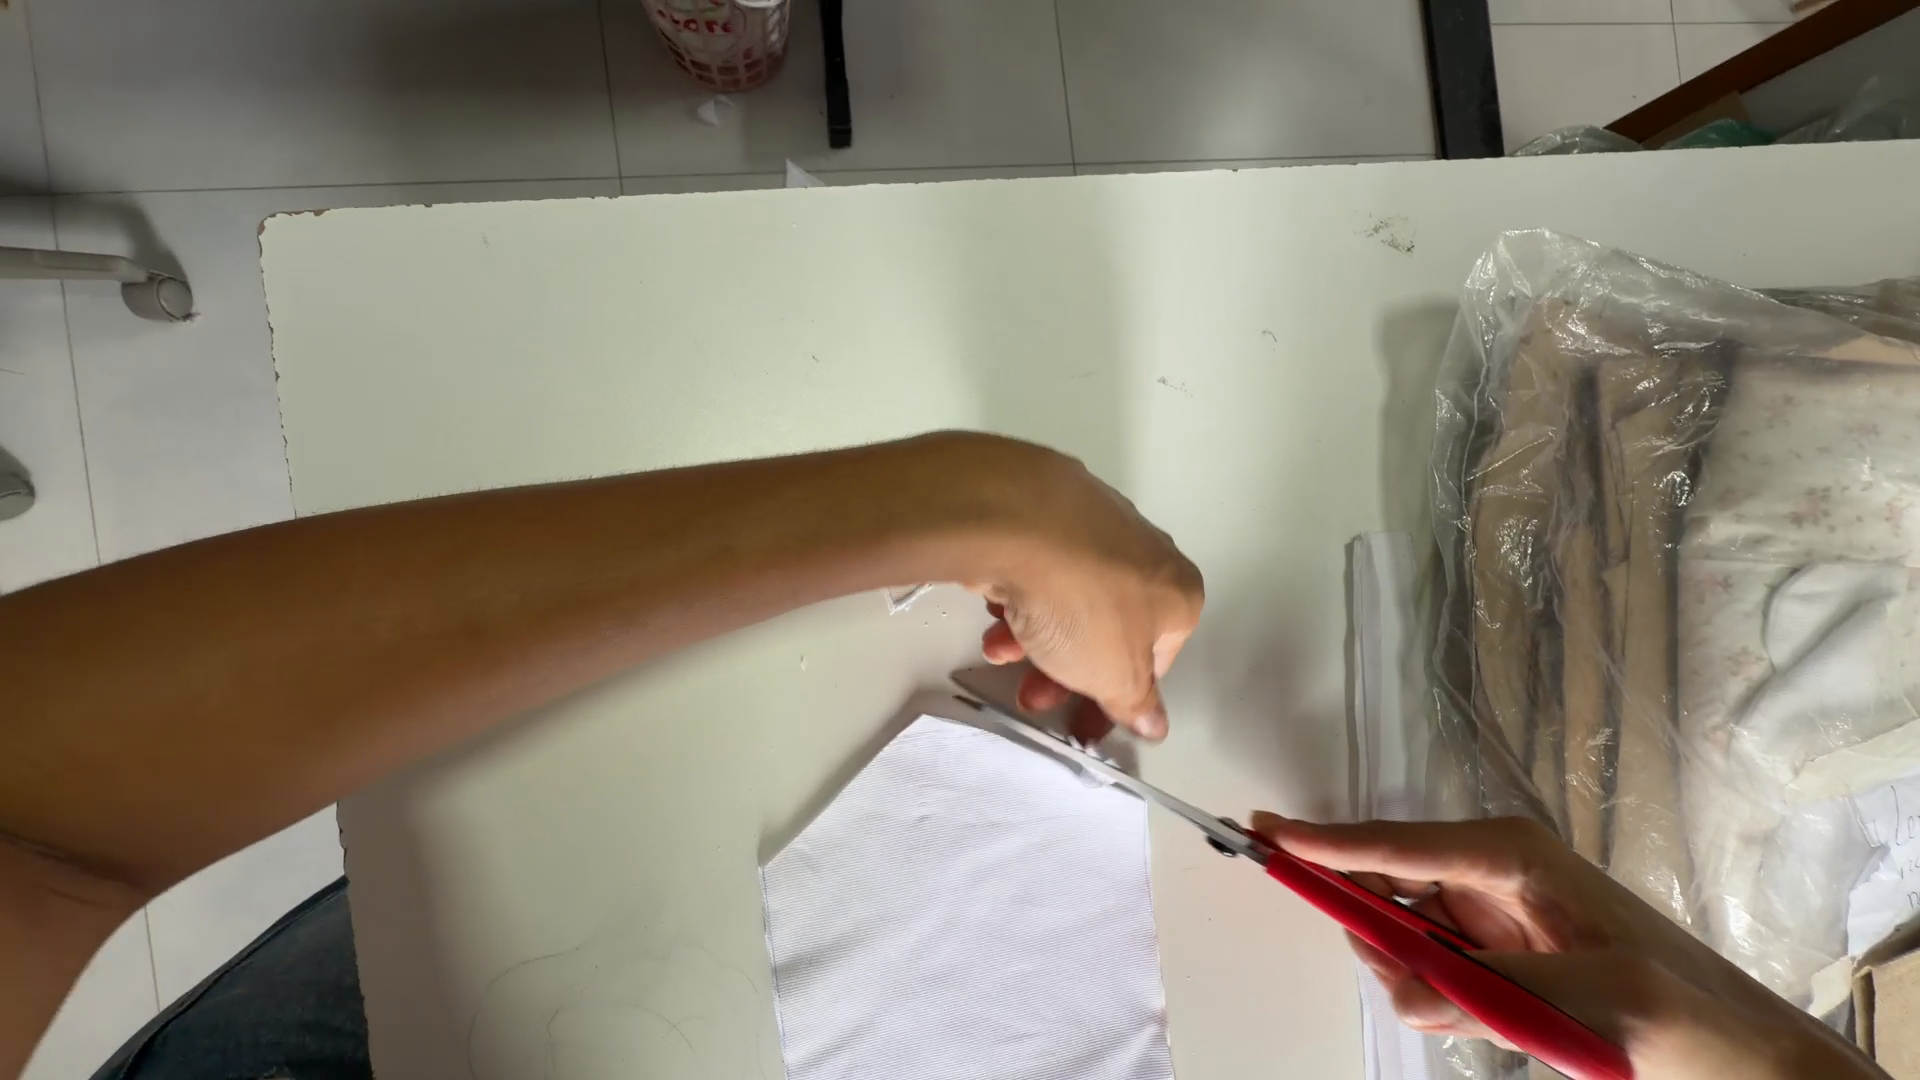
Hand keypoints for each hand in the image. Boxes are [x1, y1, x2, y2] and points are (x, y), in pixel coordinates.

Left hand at [959, 440, 1202, 741]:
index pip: (1157, 660)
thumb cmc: (1081, 606)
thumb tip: (1154, 723)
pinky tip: (994, 607)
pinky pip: (1041, 564)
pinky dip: (1020, 593)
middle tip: (1029, 696)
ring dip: (1033, 637)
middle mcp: (1145, 550)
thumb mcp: (1113, 675)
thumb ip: (1135, 703)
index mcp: (1178, 591)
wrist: (1016, 521)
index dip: (1115, 698)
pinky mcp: (1049, 504)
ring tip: (998, 649)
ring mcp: (1096, 522)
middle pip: (1106, 630)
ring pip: (1069, 598)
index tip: (1081, 722)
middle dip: (1065, 672)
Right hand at [1250, 814, 1886, 1079]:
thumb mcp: (1593, 1000)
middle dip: (1381, 934)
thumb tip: (1396, 984)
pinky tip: (1488, 1013)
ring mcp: (1480, 904)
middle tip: (1425, 985)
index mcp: (1503, 851)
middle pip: (1384, 886)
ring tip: (1490, 1013)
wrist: (1749, 1061)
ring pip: (1399, 930)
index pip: (1392, 844)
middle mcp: (1481, 866)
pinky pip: (1425, 961)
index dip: (1323, 841)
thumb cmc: (1684, 1012)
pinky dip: (1438, 992)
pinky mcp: (1483, 941)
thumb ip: (1484, 986)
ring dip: (1420, 976)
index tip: (1263, 831)